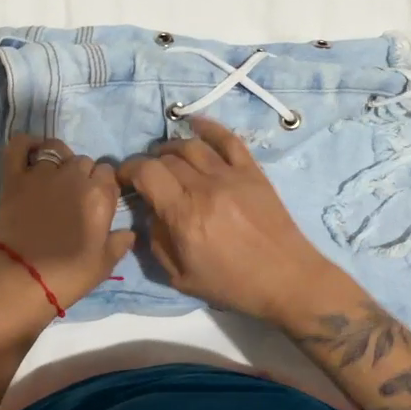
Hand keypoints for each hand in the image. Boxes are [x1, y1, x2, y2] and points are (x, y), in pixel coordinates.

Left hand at [0, 135, 133, 346]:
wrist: (23, 282)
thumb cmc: (68, 276)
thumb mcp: (104, 265)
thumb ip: (119, 243)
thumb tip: (129, 232)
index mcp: (99, 195)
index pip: (108, 173)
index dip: (104, 186)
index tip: (97, 203)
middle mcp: (73, 177)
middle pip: (84, 161)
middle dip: (82, 176)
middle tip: (73, 198)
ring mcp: (41, 174)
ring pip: (56, 150)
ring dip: (59, 160)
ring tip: (54, 177)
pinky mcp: (13, 178)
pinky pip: (19, 146)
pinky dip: (26, 143)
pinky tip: (31, 151)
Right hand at [118, 117, 344, 324]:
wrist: (287, 280)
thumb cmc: (233, 285)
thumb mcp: (180, 277)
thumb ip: (157, 242)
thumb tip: (149, 213)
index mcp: (184, 215)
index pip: (146, 173)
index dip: (127, 170)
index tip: (122, 179)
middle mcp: (205, 188)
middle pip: (166, 158)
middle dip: (147, 163)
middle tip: (145, 177)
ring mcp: (231, 176)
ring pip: (192, 145)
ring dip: (171, 147)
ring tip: (164, 158)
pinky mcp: (253, 172)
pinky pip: (228, 139)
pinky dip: (208, 128)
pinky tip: (193, 124)